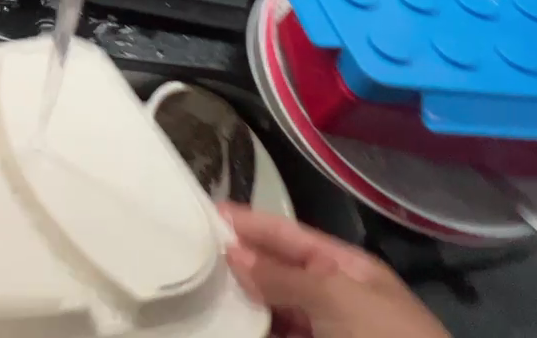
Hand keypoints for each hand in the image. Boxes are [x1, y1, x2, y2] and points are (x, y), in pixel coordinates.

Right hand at [218, 203, 449, 337]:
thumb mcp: (336, 298)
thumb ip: (283, 275)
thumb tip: (233, 252)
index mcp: (345, 270)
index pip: (288, 235)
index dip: (250, 222)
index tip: (206, 211)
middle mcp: (333, 300)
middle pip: (276, 274)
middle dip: (238, 264)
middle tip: (190, 253)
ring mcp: (325, 335)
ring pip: (273, 312)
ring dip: (241, 306)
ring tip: (199, 295)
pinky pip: (278, 336)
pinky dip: (255, 331)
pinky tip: (224, 329)